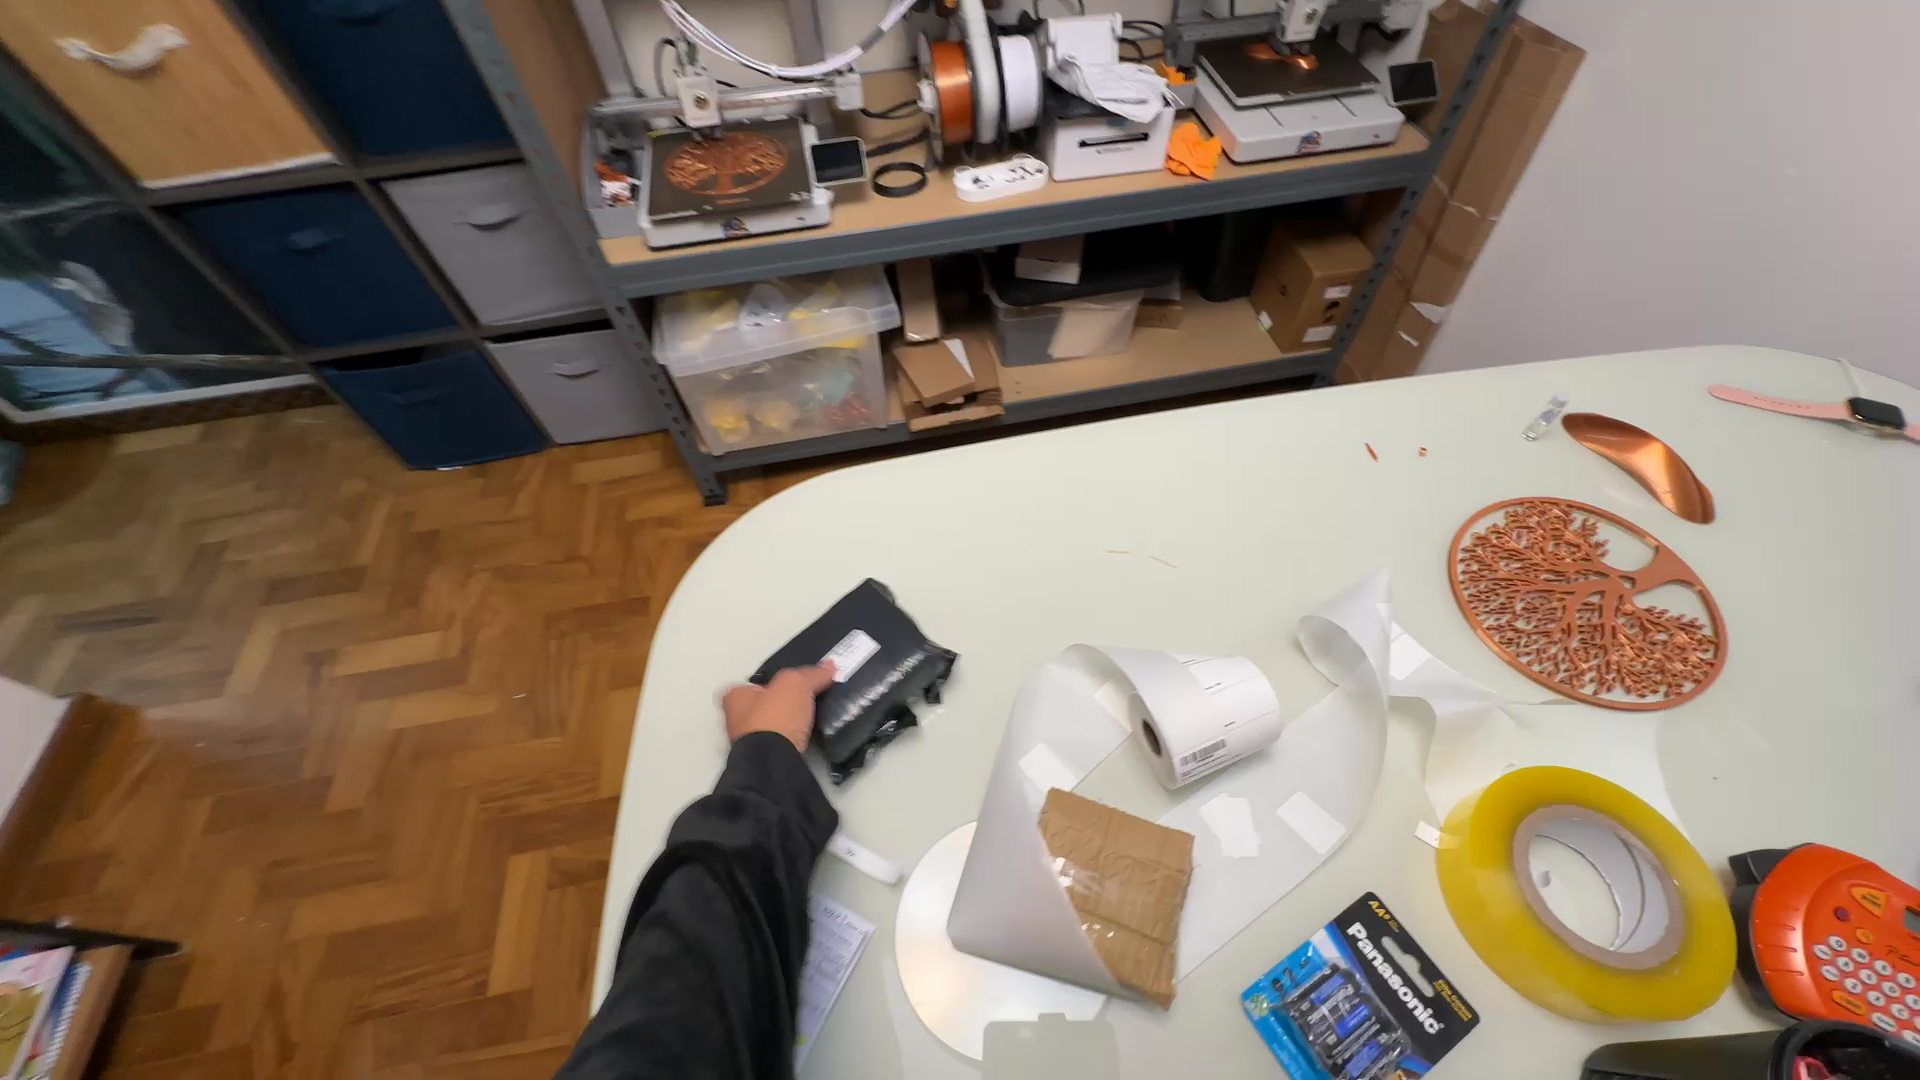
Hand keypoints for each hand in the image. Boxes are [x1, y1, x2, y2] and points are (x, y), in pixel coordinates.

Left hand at [722, 663, 835, 751]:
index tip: (795, 682)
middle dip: (783, 703)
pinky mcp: (764, 761)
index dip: (774, 680)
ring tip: (812, 718)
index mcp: (735, 697)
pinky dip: (793, 740)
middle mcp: (736, 720)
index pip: (754, 682)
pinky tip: (808, 737)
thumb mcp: (797, 683)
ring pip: (773, 726)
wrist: (773, 761)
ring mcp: (748, 744)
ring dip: (789, 724)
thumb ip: (813, 674)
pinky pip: (782, 744)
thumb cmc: (775, 715)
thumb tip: (831, 666)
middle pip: (764, 705)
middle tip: (806, 698)